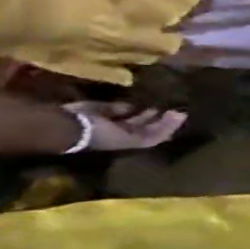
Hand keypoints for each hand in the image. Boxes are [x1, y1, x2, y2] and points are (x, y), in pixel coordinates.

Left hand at [64, 101, 187, 150]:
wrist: (68, 128)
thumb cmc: (79, 117)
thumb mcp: (98, 109)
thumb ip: (114, 109)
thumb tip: (131, 107)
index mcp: (109, 130)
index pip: (131, 124)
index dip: (144, 117)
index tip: (156, 109)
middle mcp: (120, 137)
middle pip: (144, 130)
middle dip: (159, 121)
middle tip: (175, 111)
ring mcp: (127, 140)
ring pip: (153, 133)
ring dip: (167, 124)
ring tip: (181, 114)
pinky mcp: (132, 141)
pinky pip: (154, 135)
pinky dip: (166, 126)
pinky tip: (176, 116)